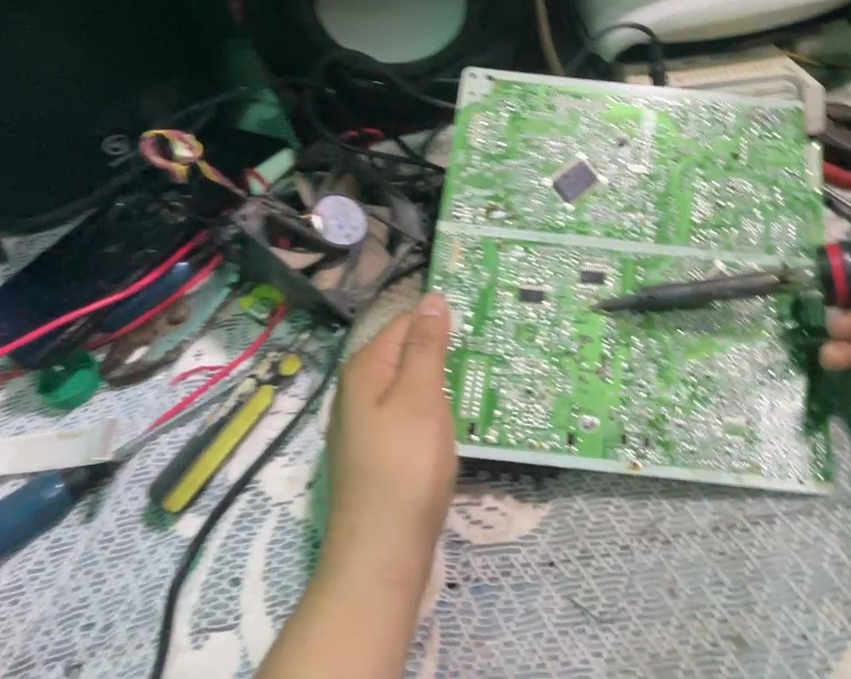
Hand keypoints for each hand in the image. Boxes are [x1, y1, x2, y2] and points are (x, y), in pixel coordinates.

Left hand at [263, 296, 457, 677]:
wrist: (381, 553)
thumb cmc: (404, 467)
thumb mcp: (421, 396)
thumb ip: (426, 346)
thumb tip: (432, 297)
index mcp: (365, 369)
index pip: (406, 322)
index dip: (441, 319)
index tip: (482, 320)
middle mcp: (359, 392)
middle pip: (408, 355)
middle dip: (445, 352)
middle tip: (491, 351)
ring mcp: (368, 426)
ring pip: (412, 388)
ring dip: (445, 384)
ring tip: (485, 381)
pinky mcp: (381, 455)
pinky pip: (413, 418)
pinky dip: (437, 414)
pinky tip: (461, 423)